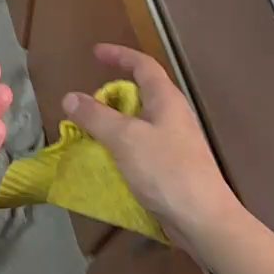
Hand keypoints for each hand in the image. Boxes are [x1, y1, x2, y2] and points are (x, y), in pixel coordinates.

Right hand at [61, 44, 240, 247]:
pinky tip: (107, 161)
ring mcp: (175, 142)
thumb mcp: (125, 139)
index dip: (119, 55)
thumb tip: (71, 97)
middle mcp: (173, 115)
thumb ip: (96, 116)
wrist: (203, 220)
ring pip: (139, 122)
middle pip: (140, 93)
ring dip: (114, 123)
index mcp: (166, 99)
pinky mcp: (172, 167)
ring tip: (91, 133)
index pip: (143, 65)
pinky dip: (121, 146)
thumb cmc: (166, 171)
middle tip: (87, 104)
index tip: (95, 53)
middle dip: (112, 95)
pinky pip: (141, 146)